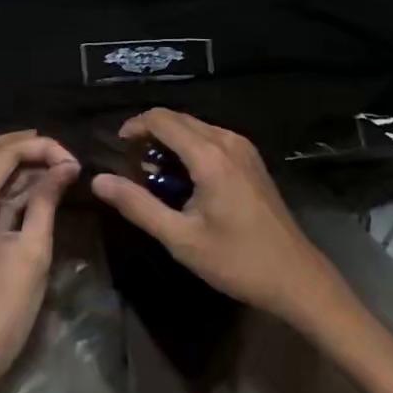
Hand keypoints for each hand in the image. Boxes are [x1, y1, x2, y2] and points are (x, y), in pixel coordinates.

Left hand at [0, 131, 79, 385]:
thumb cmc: (2, 307)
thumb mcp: (33, 251)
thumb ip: (48, 200)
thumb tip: (68, 165)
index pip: (7, 152)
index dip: (44, 147)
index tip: (76, 163)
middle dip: (37, 151)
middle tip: (71, 164)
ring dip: (32, 167)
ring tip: (67, 175)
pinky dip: (23, 187)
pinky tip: (49, 189)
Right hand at [90, 109, 341, 324]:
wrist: (293, 273)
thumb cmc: (235, 259)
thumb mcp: (180, 238)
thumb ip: (138, 206)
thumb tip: (99, 180)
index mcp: (209, 154)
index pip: (163, 119)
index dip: (135, 126)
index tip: (115, 147)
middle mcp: (227, 139)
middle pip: (180, 119)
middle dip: (151, 134)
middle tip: (129, 166)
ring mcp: (243, 146)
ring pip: (197, 127)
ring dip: (171, 141)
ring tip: (151, 176)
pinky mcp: (251, 158)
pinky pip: (212, 139)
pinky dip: (191, 148)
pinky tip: (183, 179)